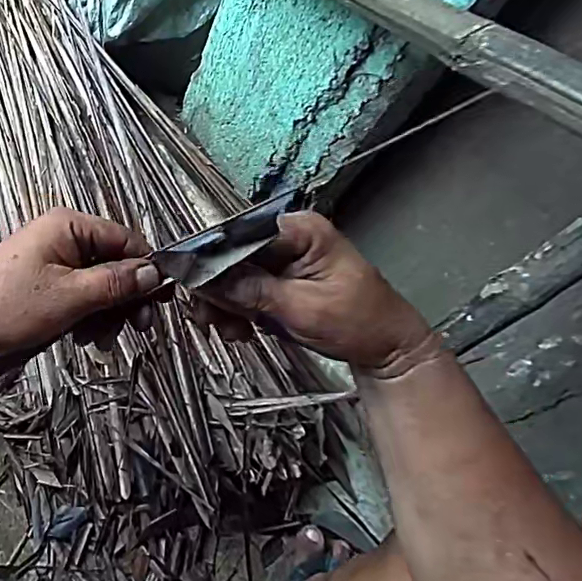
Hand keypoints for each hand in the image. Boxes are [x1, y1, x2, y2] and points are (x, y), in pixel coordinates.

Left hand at [0, 208, 165, 357]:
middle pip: (113, 263)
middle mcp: (62, 235)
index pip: (125, 240)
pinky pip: (80, 292)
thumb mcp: (70, 296)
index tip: (157, 300)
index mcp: (68, 225)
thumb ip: (115, 283)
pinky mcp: (45, 279)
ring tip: (97, 338)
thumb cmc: (6, 305)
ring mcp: (52, 257)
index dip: (144, 270)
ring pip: (98, 282)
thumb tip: (152, 274)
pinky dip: (87, 314)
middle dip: (124, 298)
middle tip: (134, 327)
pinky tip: (82, 336)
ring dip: (106, 312)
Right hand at [190, 212, 437, 375]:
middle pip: (232, 256)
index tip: (194, 287)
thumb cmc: (359, 323)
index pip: (242, 236)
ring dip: (223, 304)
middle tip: (207, 318)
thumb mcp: (304, 308)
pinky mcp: (277, 279)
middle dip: (216, 289)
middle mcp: (287, 237)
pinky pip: (243, 289)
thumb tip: (208, 280)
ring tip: (229, 330)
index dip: (213, 261)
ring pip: (232, 274)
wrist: (387, 351)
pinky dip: (235, 309)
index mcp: (300, 229)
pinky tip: (238, 329)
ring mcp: (282, 258)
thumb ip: (254, 291)